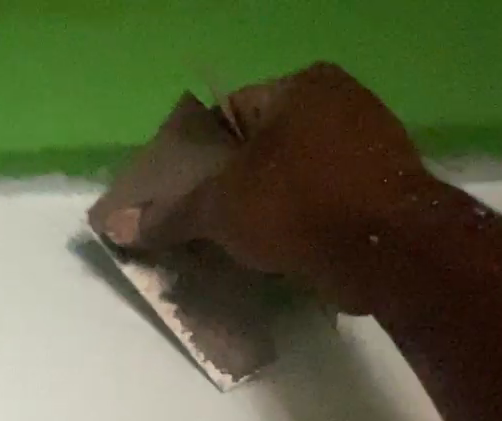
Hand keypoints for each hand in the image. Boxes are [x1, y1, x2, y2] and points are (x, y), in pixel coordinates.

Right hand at [142, 63, 429, 313]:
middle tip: (193, 225)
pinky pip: (314, 201)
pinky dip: (288, 223)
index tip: (173, 197)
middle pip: (255, 148)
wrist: (387, 251)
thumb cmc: (296, 208)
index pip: (225, 115)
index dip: (191, 158)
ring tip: (224, 244)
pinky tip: (267, 251)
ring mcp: (364, 143)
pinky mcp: (377, 186)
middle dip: (223, 188)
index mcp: (300, 87)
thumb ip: (167, 216)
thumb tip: (115, 225)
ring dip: (255, 210)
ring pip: (284, 177)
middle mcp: (337, 101)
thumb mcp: (218, 210)